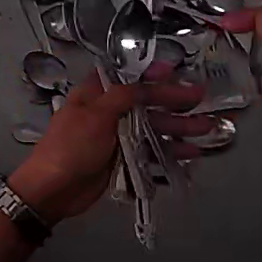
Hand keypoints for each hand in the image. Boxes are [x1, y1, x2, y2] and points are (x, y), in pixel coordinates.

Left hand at [8, 64, 206, 223]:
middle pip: (147, 103)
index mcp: (96, 94)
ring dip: (179, 128)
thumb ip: (123, 96)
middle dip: (175, 101)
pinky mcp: (124, 160)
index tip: (176, 71)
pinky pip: (151, 153)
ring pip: (154, 129)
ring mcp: (117, 138)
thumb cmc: (70, 147)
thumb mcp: (96, 115)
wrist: (53, 191)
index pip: (128, 77)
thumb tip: (147, 81)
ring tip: (207, 128)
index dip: (152, 73)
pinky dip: (170, 153)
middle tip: (202, 98)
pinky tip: (191, 153)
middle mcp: (109, 112)